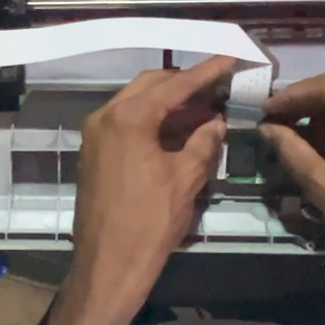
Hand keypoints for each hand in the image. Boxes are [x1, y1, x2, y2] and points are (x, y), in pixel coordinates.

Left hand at [69, 56, 230, 315]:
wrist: (108, 265)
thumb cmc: (149, 222)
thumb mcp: (185, 179)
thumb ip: (203, 142)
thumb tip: (216, 122)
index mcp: (127, 118)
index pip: (174, 85)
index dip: (206, 72)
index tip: (231, 59)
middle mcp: (104, 118)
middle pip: (150, 87)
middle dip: (185, 86)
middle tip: (218, 88)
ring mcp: (94, 137)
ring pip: (136, 106)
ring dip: (169, 106)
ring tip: (206, 111)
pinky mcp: (94, 155)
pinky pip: (126, 126)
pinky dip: (152, 124)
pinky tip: (180, 133)